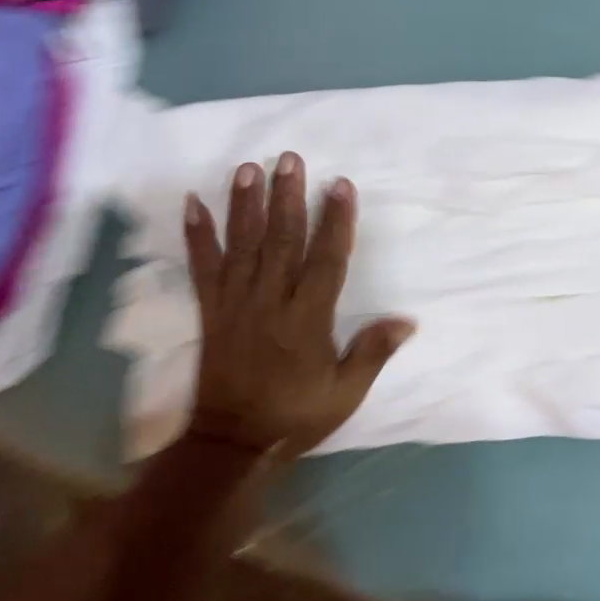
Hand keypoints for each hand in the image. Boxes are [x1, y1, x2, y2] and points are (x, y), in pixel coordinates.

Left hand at [182, 153, 413, 457]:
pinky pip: (202, 267)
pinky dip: (197, 236)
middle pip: (281, 241)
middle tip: (291, 159)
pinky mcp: (211, 311)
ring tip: (250, 168)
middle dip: (288, 198)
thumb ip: (372, 353)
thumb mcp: (345, 393)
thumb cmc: (296, 415)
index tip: (340, 186)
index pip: (325, 261)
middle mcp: (270, 303)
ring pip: (243, 246)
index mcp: (307, 320)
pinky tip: (193, 203)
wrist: (232, 441)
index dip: (335, 222)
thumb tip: (407, 320)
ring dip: (246, 205)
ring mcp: (236, 304)